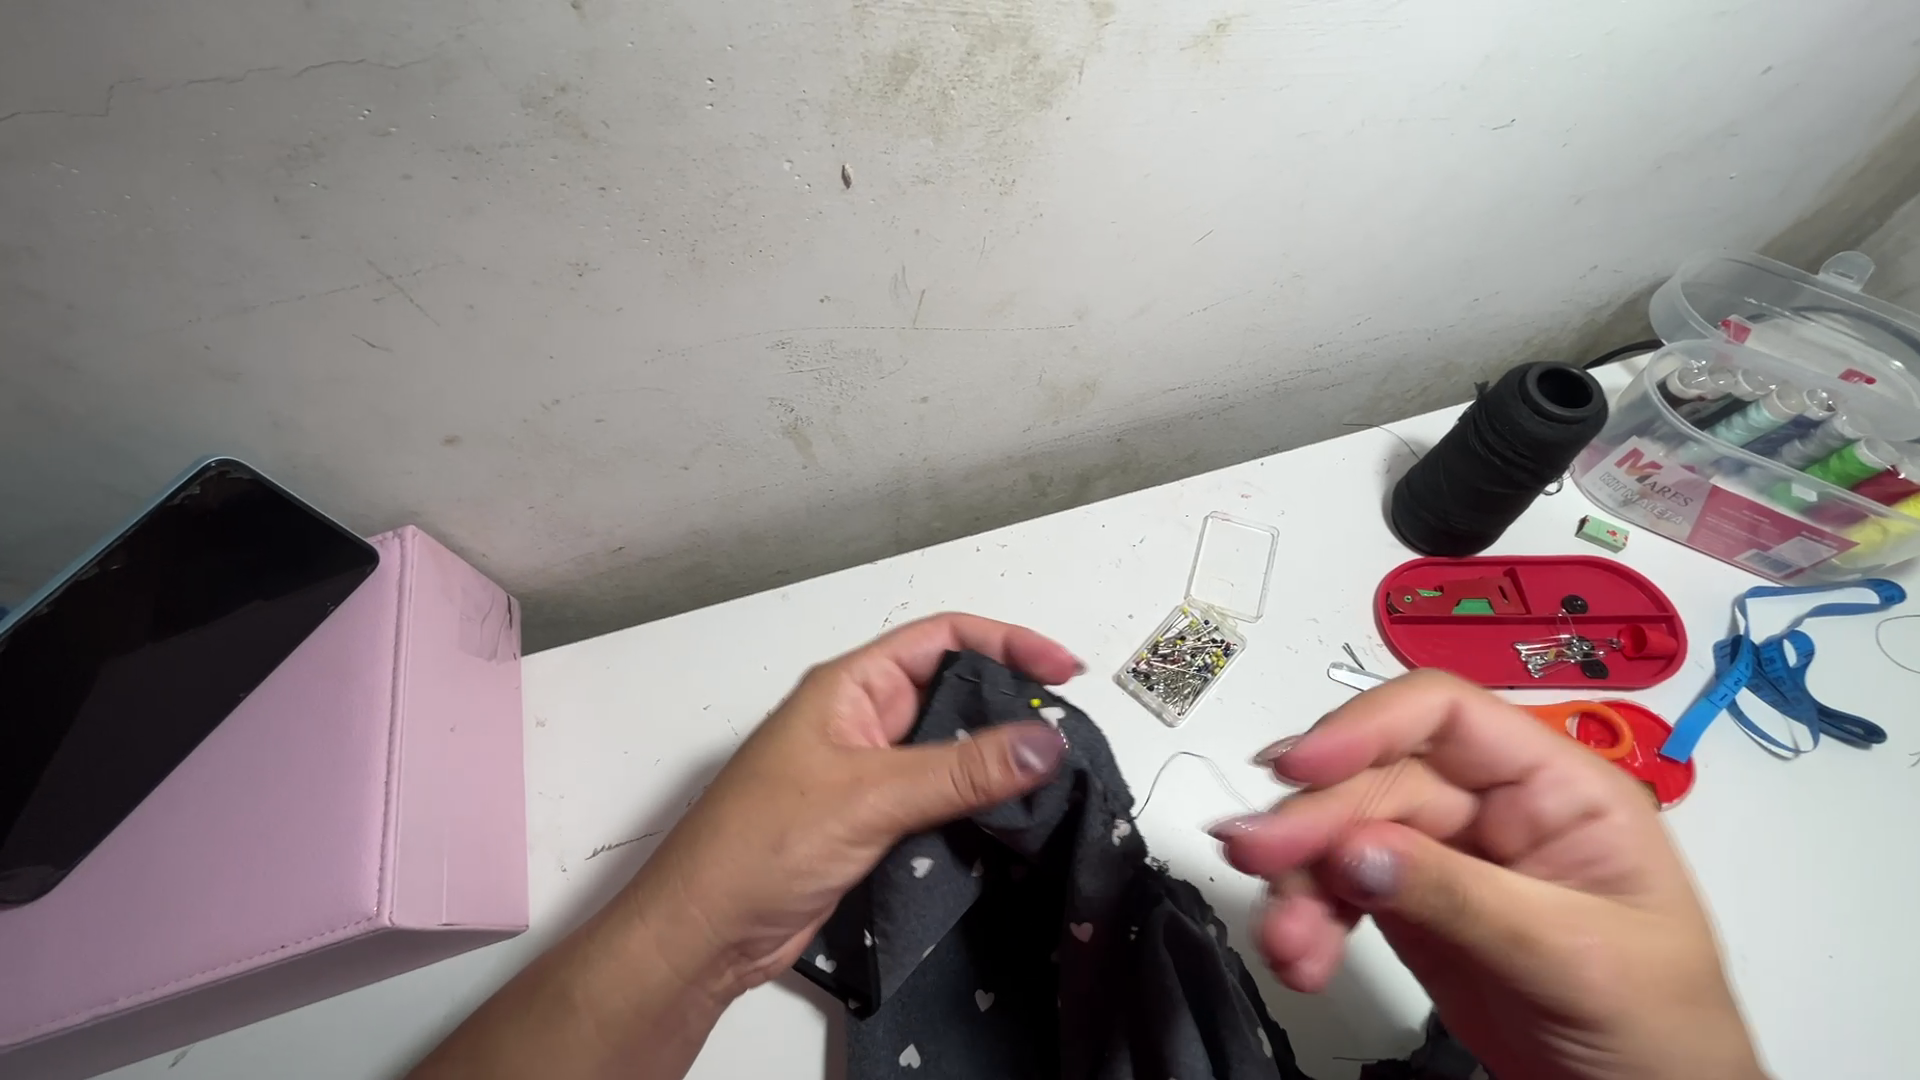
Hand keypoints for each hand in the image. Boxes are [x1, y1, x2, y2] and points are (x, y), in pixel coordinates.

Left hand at [626, 613, 1078, 1000]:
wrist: (706, 933)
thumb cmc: (760, 843)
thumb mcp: (869, 795)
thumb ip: (960, 771)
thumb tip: (1045, 741)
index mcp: (853, 684)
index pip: (942, 638)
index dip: (1006, 641)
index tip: (1062, 667)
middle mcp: (867, 718)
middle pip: (953, 689)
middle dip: (1009, 700)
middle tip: (1065, 727)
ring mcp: (874, 770)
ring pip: (952, 747)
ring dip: (998, 756)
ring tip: (1054, 772)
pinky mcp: (878, 817)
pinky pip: (942, 795)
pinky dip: (978, 800)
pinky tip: (1013, 814)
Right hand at [1212, 671, 1763, 1079]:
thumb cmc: (1657, 1032)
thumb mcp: (1574, 959)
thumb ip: (1460, 897)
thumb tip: (1352, 853)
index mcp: (1547, 784)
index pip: (1441, 715)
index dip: (1364, 725)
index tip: (1296, 767)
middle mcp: (1480, 799)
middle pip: (1370, 779)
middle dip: (1310, 823)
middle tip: (1251, 857)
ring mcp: (1434, 845)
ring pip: (1337, 832)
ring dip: (1297, 880)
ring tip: (1282, 940)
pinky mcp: (1399, 893)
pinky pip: (1332, 883)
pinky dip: (1305, 913)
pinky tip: (1296, 952)